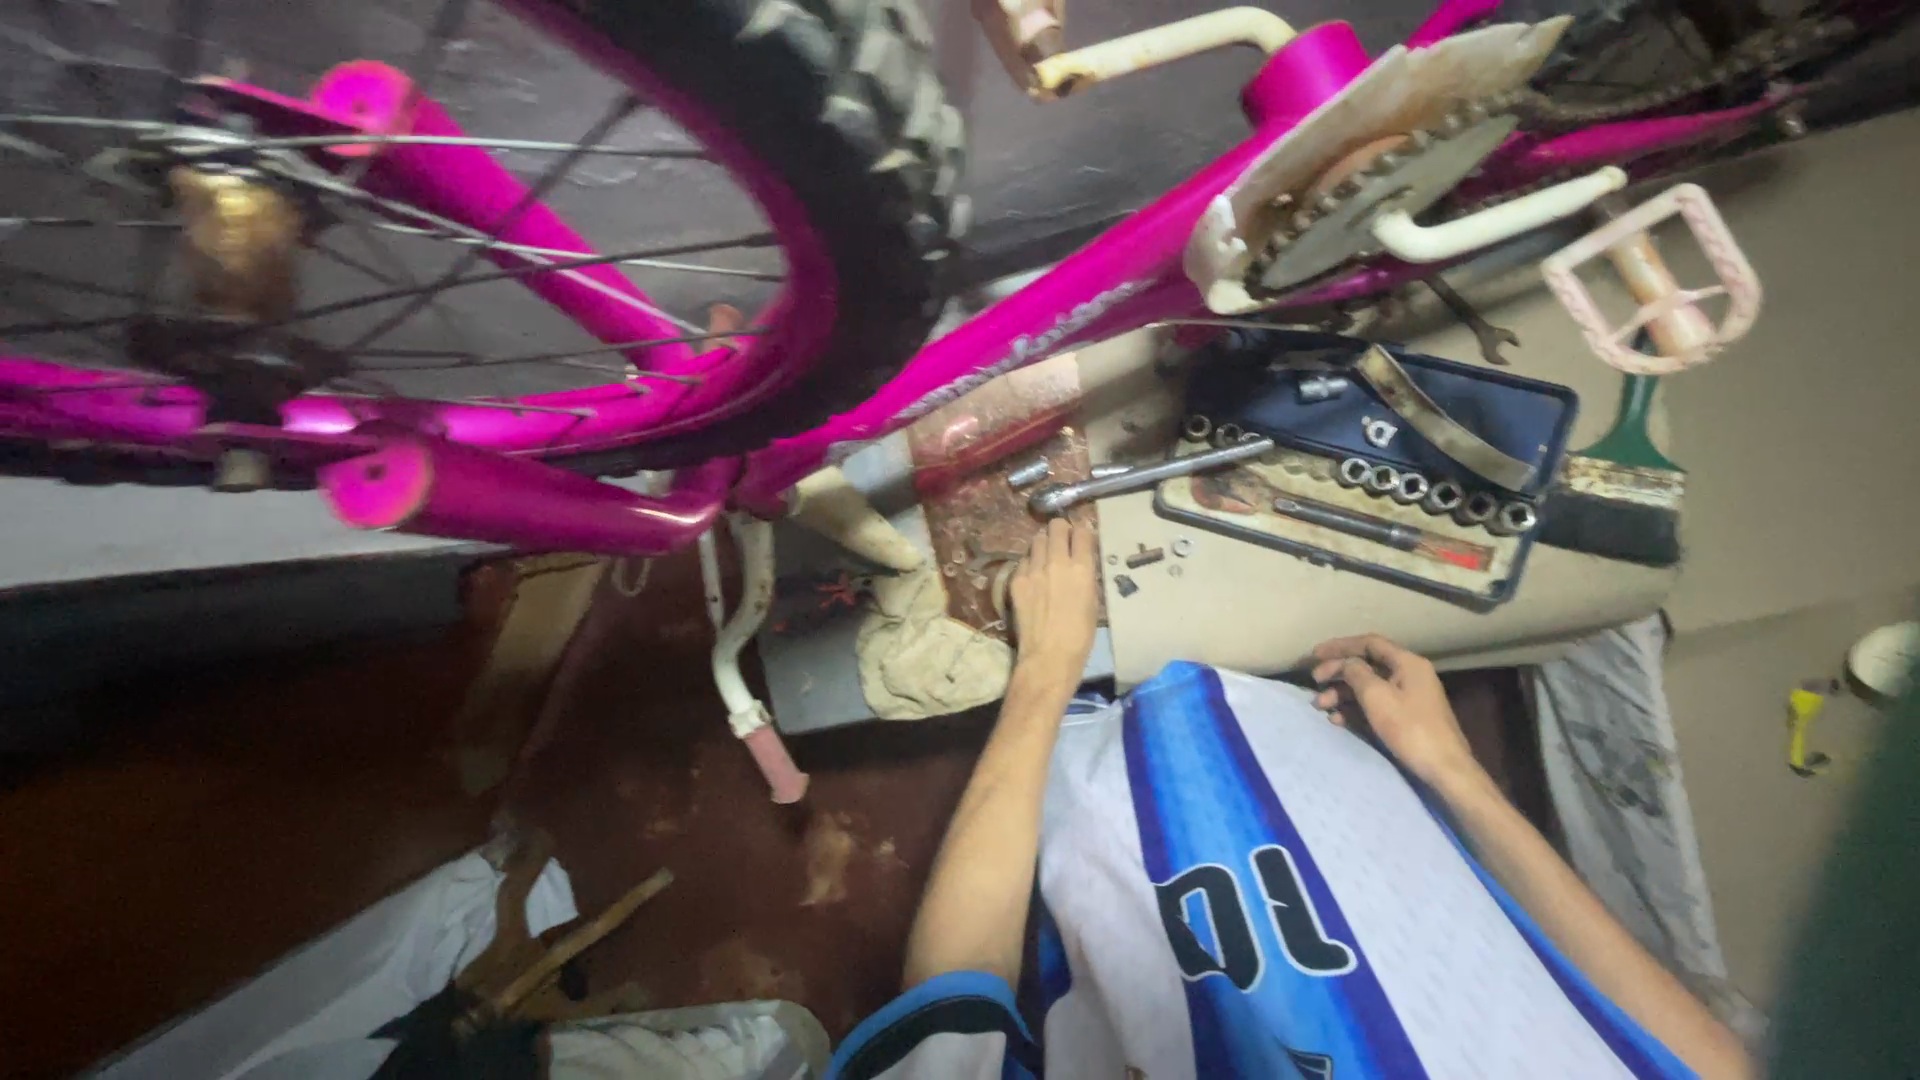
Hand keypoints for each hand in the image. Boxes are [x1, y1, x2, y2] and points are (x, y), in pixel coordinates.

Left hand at [1008, 518, 1098, 680]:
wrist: (1049, 655)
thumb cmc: (1080, 635)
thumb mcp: (1093, 601)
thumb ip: (1087, 575)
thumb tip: (1082, 561)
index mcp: (1082, 568)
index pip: (1082, 532)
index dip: (1082, 531)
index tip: (1081, 536)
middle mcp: (1056, 562)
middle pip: (1055, 527)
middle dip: (1061, 529)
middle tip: (1062, 540)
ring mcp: (1033, 569)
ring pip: (1036, 539)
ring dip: (1044, 543)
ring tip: (1046, 556)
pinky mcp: (1016, 579)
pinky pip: (1023, 560)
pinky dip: (1030, 562)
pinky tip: (1033, 575)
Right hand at [1310, 633, 1481, 788]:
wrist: (1444, 769)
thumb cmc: (1410, 728)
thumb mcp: (1376, 696)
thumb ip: (1355, 672)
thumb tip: (1345, 663)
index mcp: (1407, 663)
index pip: (1369, 643)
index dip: (1340, 646)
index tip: (1315, 655)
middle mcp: (1409, 675)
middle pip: (1366, 665)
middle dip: (1337, 673)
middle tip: (1314, 682)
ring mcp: (1408, 697)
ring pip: (1367, 687)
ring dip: (1341, 694)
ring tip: (1321, 706)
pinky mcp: (1405, 717)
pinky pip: (1374, 705)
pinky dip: (1354, 709)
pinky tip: (1338, 720)